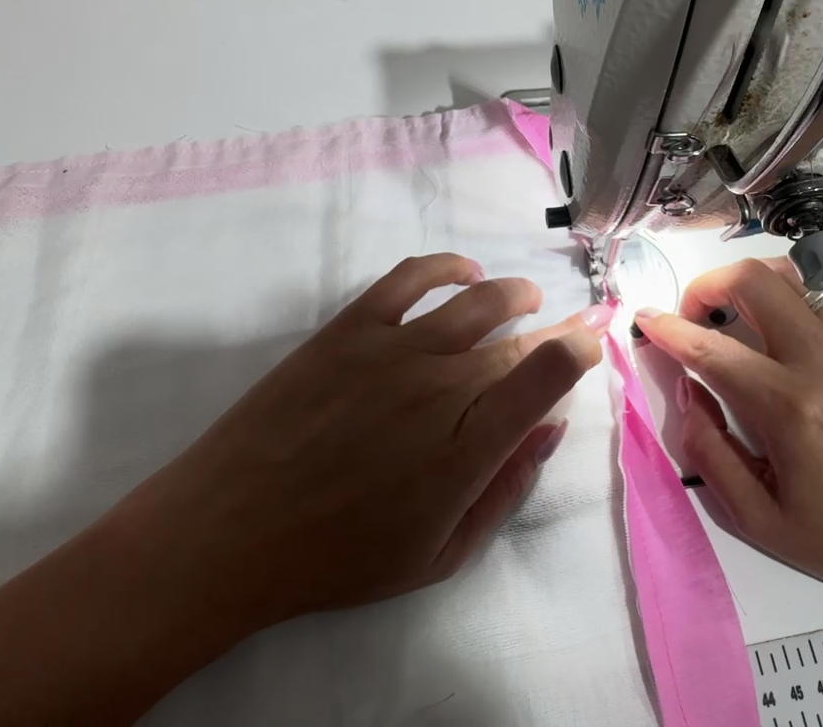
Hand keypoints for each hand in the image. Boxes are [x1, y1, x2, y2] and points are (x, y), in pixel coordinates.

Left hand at [116, 253, 610, 631]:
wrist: (231, 529)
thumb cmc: (340, 555)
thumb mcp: (440, 552)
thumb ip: (506, 488)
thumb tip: (550, 429)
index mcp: (468, 446)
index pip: (546, 378)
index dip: (579, 352)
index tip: (590, 346)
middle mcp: (442, 387)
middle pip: (517, 342)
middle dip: (555, 333)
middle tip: (570, 328)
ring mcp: (394, 349)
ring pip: (477, 301)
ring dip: (514, 293)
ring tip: (527, 295)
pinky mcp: (351, 327)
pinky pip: (411, 278)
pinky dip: (447, 266)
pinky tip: (465, 271)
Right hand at [636, 258, 822, 628]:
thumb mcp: (761, 522)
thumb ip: (709, 453)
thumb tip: (690, 396)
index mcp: (789, 408)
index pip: (710, 347)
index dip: (666, 329)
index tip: (645, 320)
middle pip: (752, 280)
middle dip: (707, 286)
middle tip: (695, 317)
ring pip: (795, 271)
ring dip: (753, 281)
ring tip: (739, 314)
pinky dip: (799, 289)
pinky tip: (791, 321)